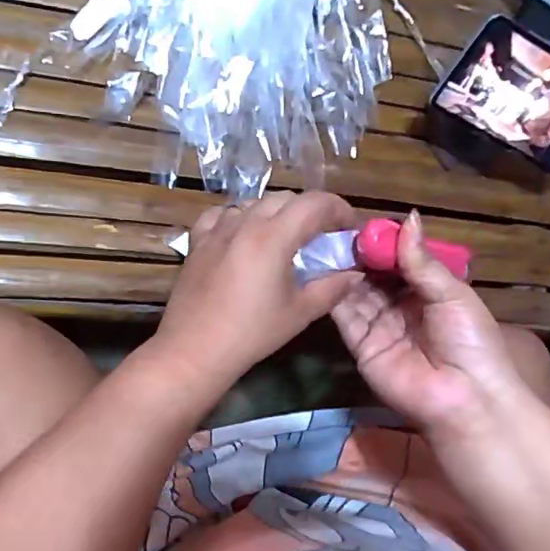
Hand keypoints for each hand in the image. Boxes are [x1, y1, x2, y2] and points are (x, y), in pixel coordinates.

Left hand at [148, 191, 364, 391]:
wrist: (194, 351)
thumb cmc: (251, 334)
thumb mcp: (299, 313)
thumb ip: (332, 288)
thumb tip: (355, 274)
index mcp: (273, 236)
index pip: (314, 203)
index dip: (338, 210)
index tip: (348, 228)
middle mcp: (243, 223)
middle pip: (284, 199)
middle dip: (309, 212)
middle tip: (322, 237)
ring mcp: (216, 230)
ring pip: (252, 204)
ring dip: (275, 214)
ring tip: (284, 238)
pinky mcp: (196, 243)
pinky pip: (220, 216)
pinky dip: (238, 218)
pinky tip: (242, 236)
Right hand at [332, 211, 549, 440]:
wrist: (464, 397)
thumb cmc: (470, 342)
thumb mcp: (452, 294)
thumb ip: (422, 260)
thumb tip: (407, 217)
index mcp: (428, 293)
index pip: (399, 262)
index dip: (383, 244)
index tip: (364, 223)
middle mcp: (400, 308)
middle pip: (373, 277)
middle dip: (359, 256)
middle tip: (338, 231)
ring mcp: (378, 327)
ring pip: (356, 294)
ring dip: (344, 272)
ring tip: (327, 246)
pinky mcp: (360, 347)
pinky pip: (345, 318)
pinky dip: (335, 296)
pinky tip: (325, 274)